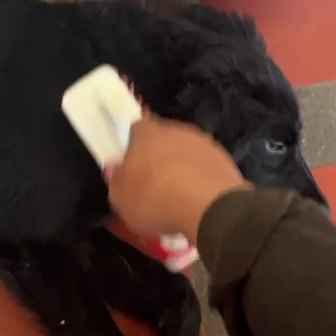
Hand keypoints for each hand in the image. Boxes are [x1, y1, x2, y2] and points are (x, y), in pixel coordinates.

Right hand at [107, 115, 249, 241]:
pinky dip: (201, 177)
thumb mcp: (121, 199)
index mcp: (146, 133)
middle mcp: (174, 129)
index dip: (133, 146)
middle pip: (163, 138)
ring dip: (182, 166)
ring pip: (186, 151)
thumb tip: (114, 167)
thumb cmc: (154, 200)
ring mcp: (201, 141)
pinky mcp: (222, 157)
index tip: (133, 166)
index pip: (136, 129)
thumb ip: (116, 180)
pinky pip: (205, 165)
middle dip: (158, 157)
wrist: (207, 205)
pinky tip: (198, 198)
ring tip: (179, 195)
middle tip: (154, 184)